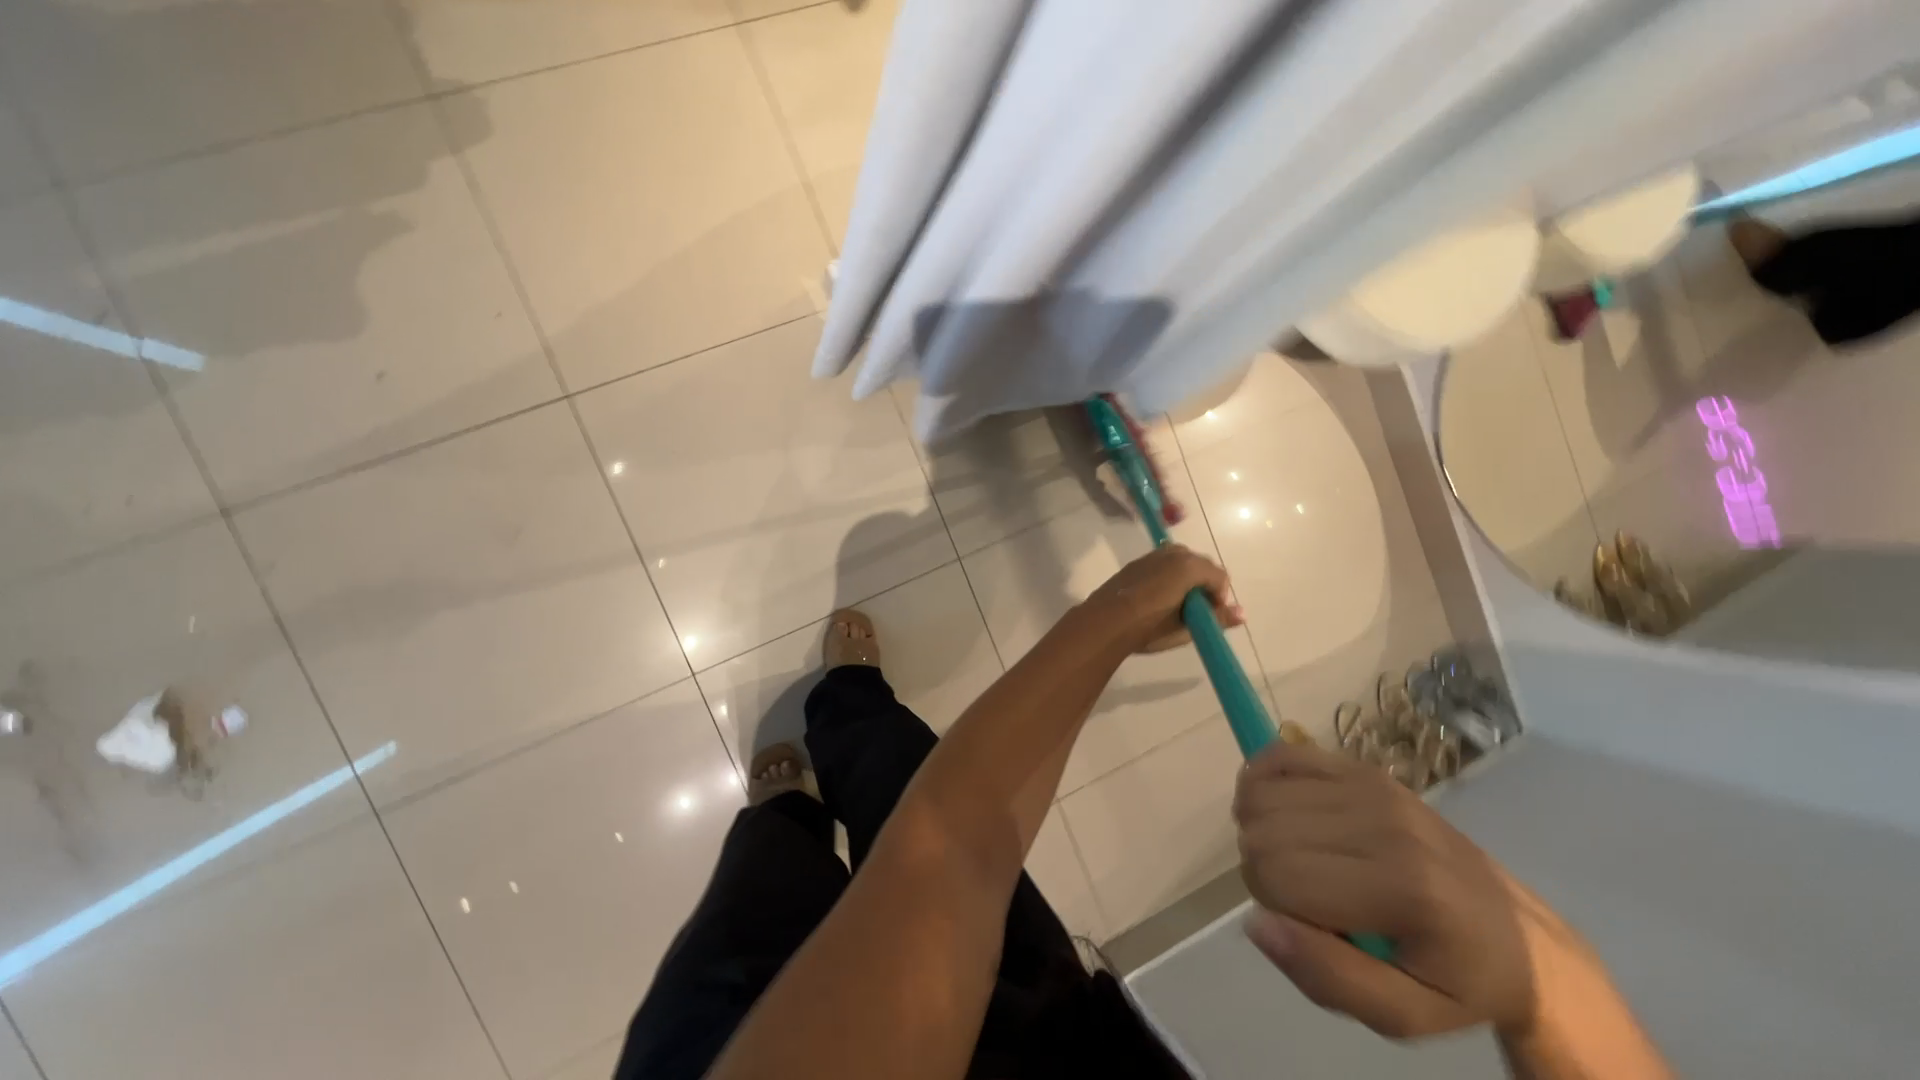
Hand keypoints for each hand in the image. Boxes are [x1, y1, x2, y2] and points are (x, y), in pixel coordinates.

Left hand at [1085, 544, 1243, 653]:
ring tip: (1177, 606)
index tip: (1209, 616)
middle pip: (1200, 565)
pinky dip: (1168, 578)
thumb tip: (1243, 614)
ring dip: (1185, 580)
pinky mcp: (1136, 563)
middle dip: (1203, 586)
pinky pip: (1162, 565)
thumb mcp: (1186, 628)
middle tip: (1195, 612)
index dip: (1219, 597)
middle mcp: (1173, 553)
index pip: (1219, 576)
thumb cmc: (1149, 627)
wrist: (1105, 622)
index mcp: (1189, 565)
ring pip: (1180, 562)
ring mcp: (1152, 555)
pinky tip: (1157, 599)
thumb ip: (1218, 618)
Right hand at [1234, 743, 1556, 1039]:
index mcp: (1401, 888)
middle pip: (1263, 829)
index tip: (1305, 928)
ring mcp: (1375, 787)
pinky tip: (1280, 813)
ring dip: (1259, 829)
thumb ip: (1328, 978)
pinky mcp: (1367, 770)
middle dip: (1262, 869)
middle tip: (1301, 898)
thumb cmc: (1456, 979)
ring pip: (1262, 791)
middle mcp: (1385, 824)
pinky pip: (1282, 755)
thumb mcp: (1403, 1014)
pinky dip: (1261, 781)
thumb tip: (1257, 922)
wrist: (1518, 938)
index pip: (1276, 873)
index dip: (1270, 905)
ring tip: (1295, 859)